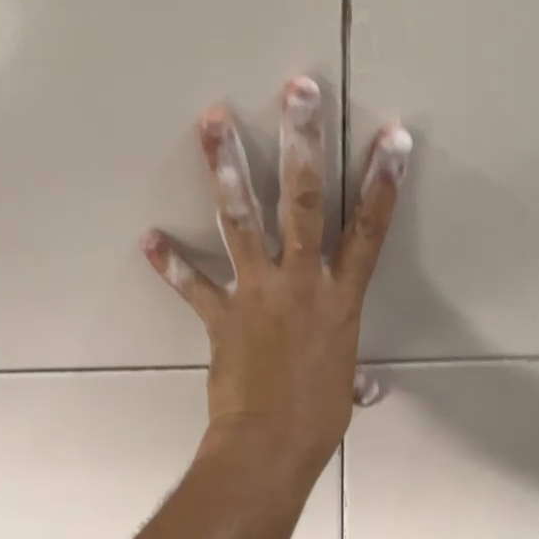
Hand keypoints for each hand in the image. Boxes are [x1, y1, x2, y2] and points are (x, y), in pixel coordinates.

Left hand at [143, 77, 410, 474]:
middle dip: (302, 143)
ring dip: (227, 168)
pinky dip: (170, 264)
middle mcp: (302, 284)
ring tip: (212, 120)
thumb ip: (349, 375)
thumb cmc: (315, 424)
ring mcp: (258, 295)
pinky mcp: (220, 316)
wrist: (270, 448)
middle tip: (297, 90)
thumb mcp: (340, 393)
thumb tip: (364, 388)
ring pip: (242, 221)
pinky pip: (192, 286)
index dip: (382, 184)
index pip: (369, 232)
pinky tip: (148, 239)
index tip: (391, 137)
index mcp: (340, 301)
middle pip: (305, 202)